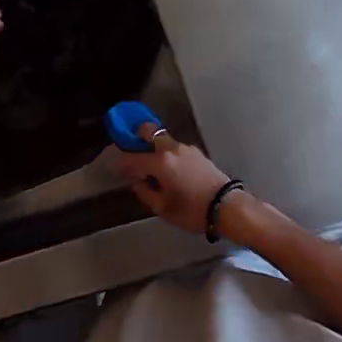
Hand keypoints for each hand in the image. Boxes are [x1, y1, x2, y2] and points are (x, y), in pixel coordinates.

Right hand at [108, 125, 236, 234]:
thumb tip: (136, 180)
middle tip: (130, 148)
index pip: (133, 157)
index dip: (121, 162)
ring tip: (151, 166)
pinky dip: (167, 153)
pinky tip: (168, 169)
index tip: (115, 166)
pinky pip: (175, 148)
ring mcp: (186, 148)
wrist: (226, 206)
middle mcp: (172, 149)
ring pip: (163, 140)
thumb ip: (145, 191)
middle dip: (136, 135)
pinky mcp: (197, 153)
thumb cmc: (192, 210)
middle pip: (149, 131)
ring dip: (153, 146)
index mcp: (160, 162)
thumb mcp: (162, 207)